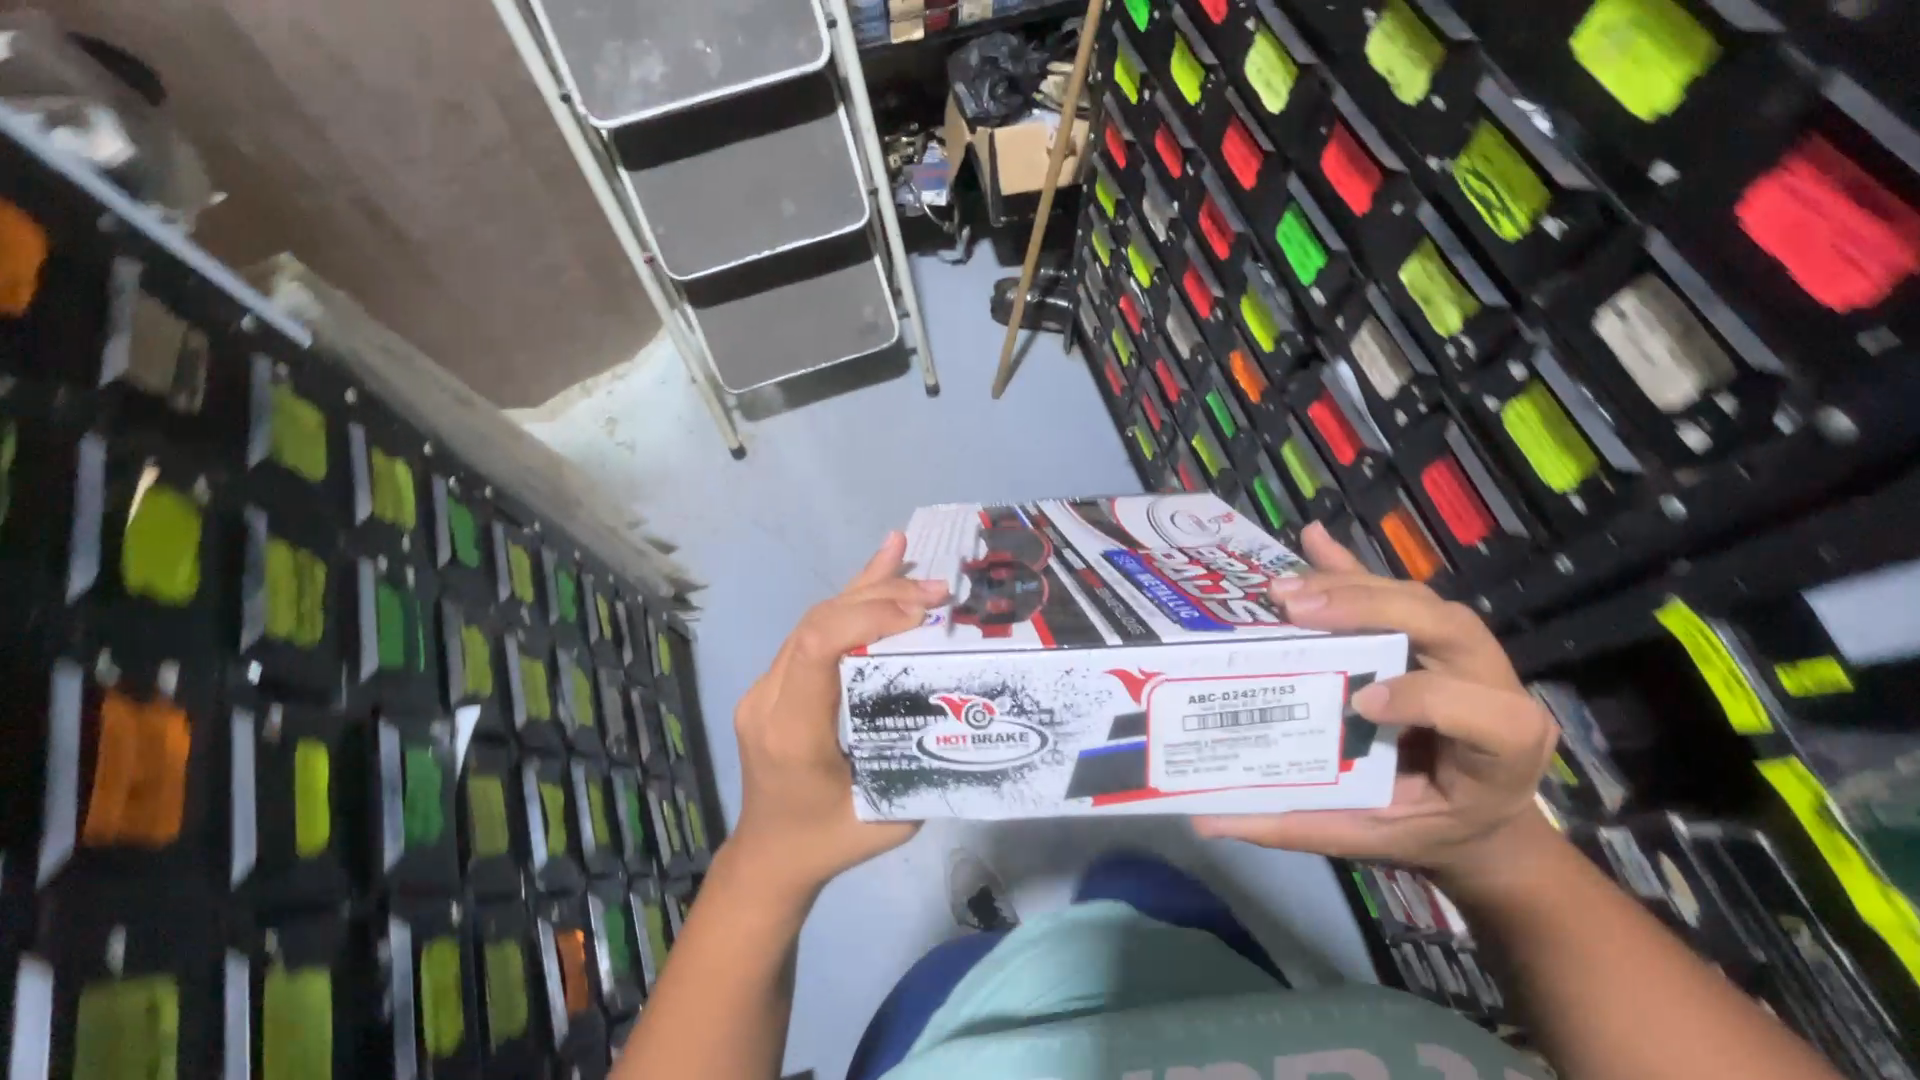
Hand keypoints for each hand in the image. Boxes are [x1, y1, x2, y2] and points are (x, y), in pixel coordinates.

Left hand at [727, 532, 947, 894]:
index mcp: (794, 734)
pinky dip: (849, 601)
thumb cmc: (830, 841)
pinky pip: (810, 634)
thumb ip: (919, 758)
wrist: (769, 856)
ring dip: (866, 591)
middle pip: (816, 624)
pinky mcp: (771, 684)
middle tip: (938, 594)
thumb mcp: (889, 812)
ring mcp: (763, 689)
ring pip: (813, 620)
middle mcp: (769, 701)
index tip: (921, 614)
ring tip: (914, 562)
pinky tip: (878, 563)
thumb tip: (962, 704)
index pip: (817, 649)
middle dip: (879, 598)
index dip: (866, 617)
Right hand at [1193, 523, 1559, 880]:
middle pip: (1444, 625)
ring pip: (1418, 599)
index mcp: (1503, 750)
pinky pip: (1394, 592)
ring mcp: (1469, 651)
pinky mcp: (1434, 633)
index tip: (1362, 701)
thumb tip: (1205, 822)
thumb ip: (1297, 826)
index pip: (1481, 711)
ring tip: (1284, 591)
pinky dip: (1351, 569)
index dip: (1427, 698)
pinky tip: (1313, 541)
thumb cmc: (1432, 829)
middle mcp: (1495, 684)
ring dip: (1350, 587)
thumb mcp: (1374, 838)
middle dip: (1370, 609)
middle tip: (1294, 609)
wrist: (1483, 813)